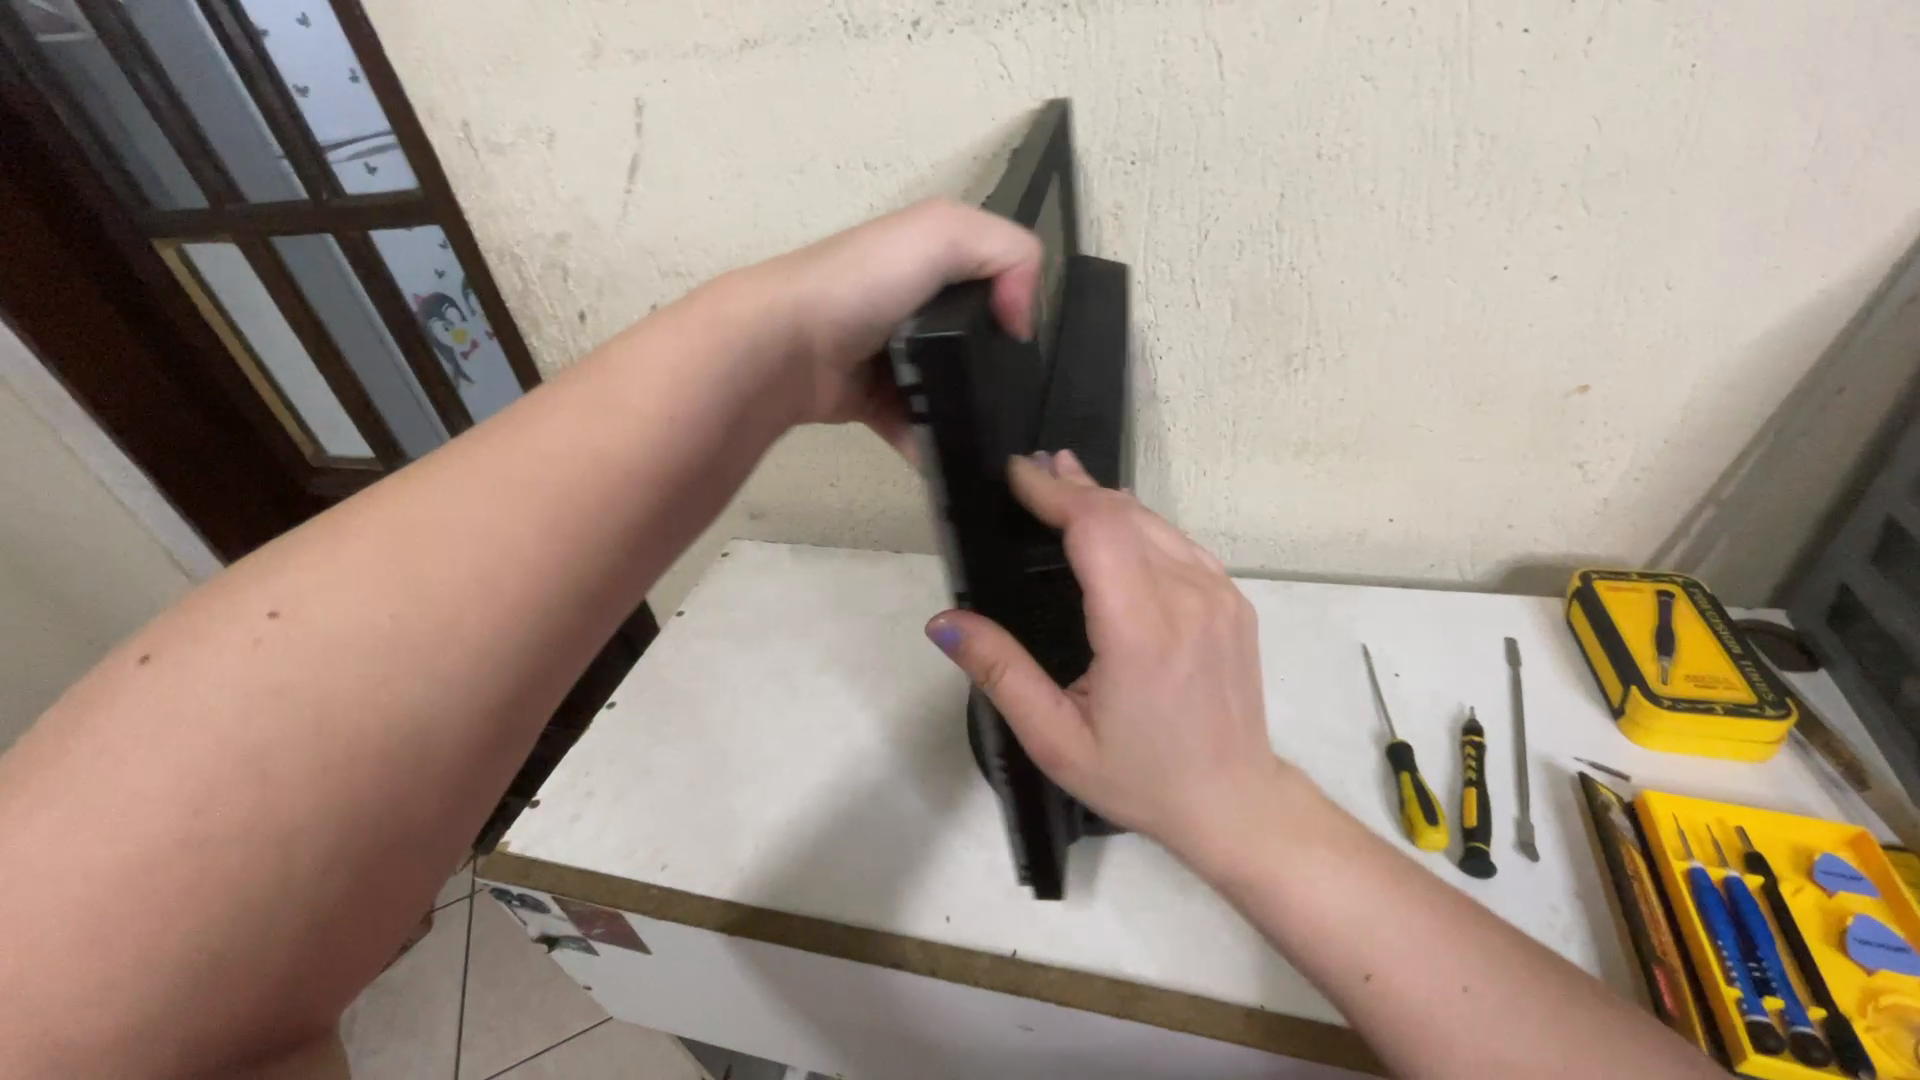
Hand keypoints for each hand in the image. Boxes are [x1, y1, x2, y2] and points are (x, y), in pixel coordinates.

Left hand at [747, 198, 1041, 452]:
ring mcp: (888, 355)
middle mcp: (908, 303)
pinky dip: (930, 441)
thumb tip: (1020, 322)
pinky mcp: (870, 399)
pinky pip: (914, 424)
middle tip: (1008, 398)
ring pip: (945, 387)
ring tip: (984, 435)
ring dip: (964, 411)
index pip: (991, 277)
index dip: (1014, 303)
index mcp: (925, 258)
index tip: (1017, 341)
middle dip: (991, 368)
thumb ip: (1009, 254)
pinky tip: (947, 454)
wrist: (784, 346)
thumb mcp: (944, 233)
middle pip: (970, 340)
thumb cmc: (863, 283)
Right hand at [924, 451, 1292, 867]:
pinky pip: (1179, 544)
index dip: (1055, 493)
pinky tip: (1116, 523)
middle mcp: (1188, 598)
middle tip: (1030, 472)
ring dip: (1106, 500)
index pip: (1098, 530)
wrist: (1234, 802)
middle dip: (1074, 487)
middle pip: (1125, 514)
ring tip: (1063, 482)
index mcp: (1142, 630)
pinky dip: (1140, 524)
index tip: (1017, 473)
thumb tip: (945, 620)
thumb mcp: (1056, 740)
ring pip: (1155, 522)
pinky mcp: (1234, 601)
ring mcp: (1220, 595)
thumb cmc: (1139, 778)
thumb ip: (1001, 672)